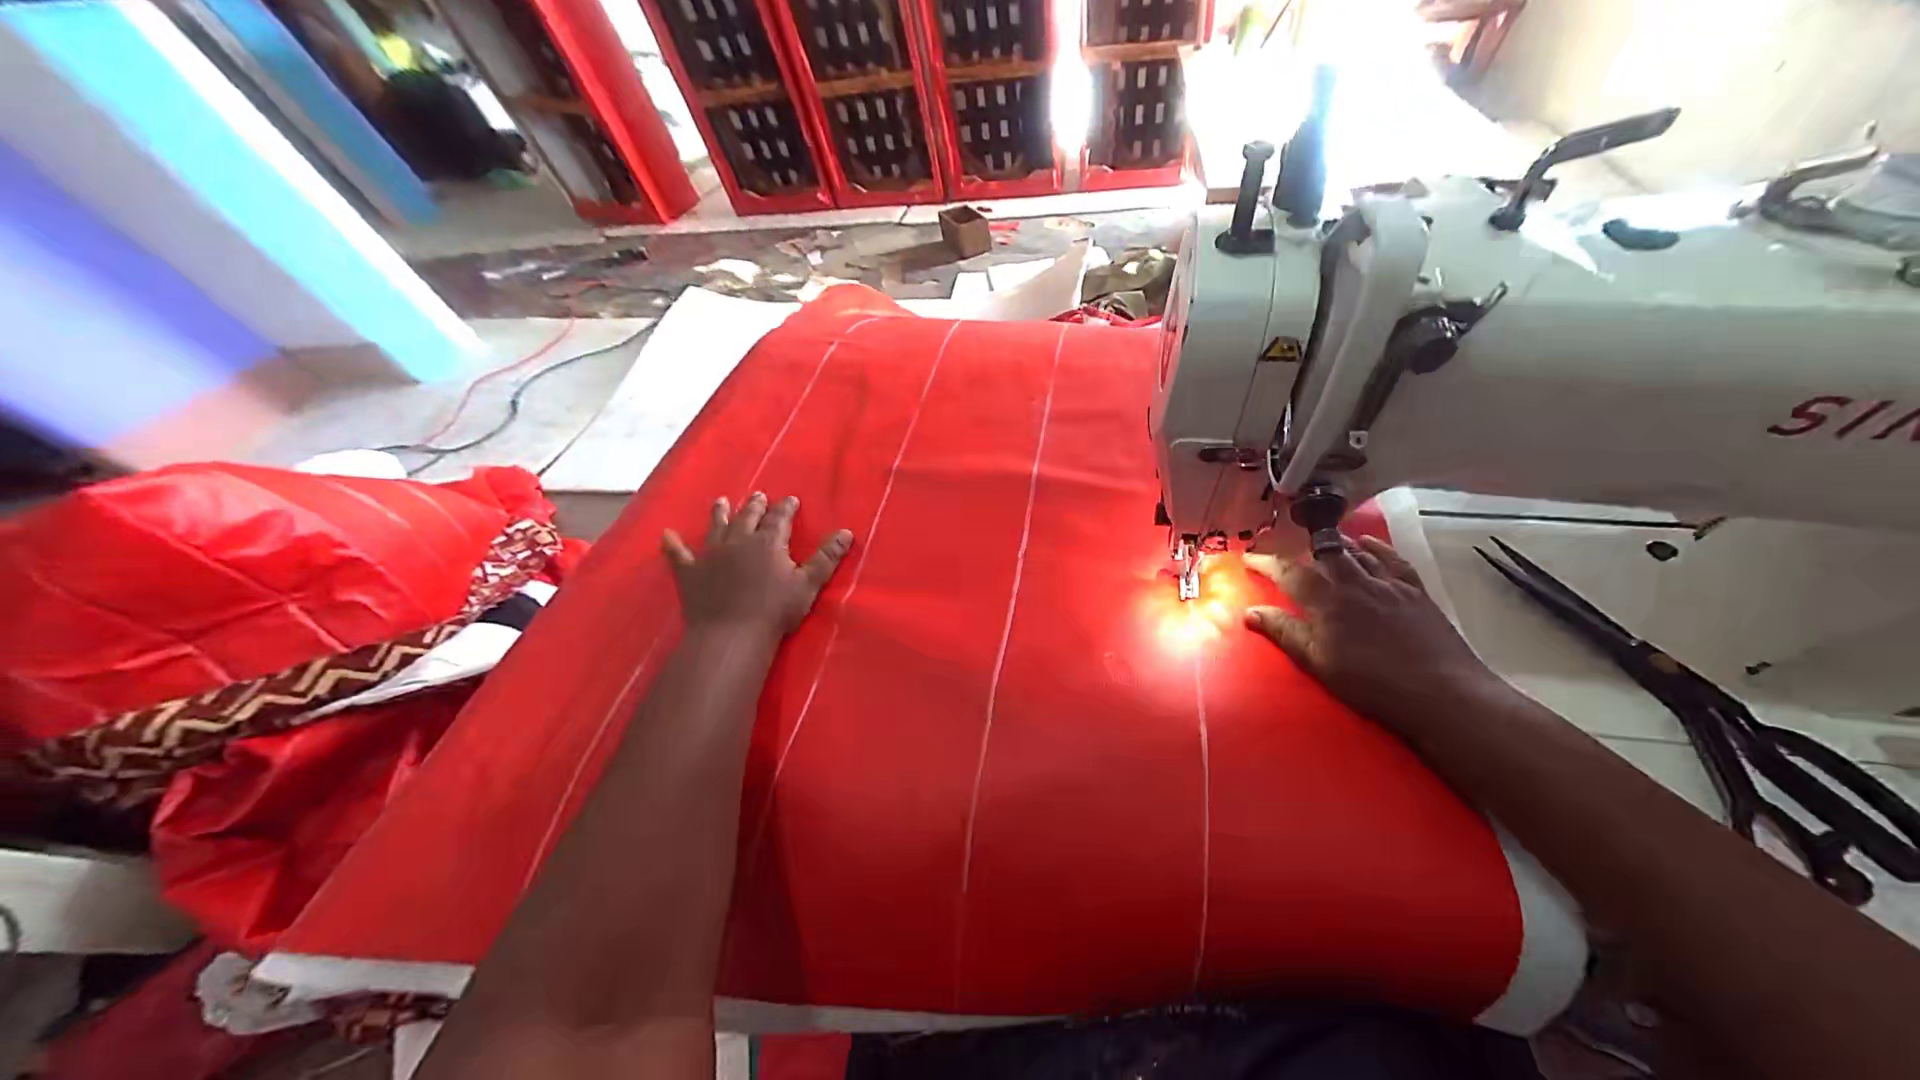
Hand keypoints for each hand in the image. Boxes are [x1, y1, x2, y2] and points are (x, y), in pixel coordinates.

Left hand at [662, 493, 853, 638]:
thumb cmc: (775, 611)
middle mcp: (738, 540)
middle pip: (747, 516)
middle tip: (758, 495)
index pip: (780, 518)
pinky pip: (678, 555)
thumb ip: (826, 557)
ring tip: (721, 501)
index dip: (786, 507)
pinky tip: (665, 535)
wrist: (731, 634)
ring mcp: (711, 555)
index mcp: (768, 542)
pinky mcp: (690, 573)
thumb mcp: (808, 584)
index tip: (790, 499)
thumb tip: (846, 532)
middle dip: (755, 505)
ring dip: (719, 513)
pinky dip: (672, 545)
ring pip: (716, 527)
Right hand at [1243, 536, 1503, 727]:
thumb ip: (1285, 633)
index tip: (1249, 558)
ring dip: (1336, 546)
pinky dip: (1376, 547)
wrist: (1442, 692)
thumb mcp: (1319, 663)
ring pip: (1357, 553)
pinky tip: (1367, 543)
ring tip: (1321, 545)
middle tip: (1289, 553)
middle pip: (1325, 553)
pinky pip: (1392, 559)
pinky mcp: (1415, 591)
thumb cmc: (1372, 683)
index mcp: (1329, 602)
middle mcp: (1357, 584)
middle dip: (1302, 549)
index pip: (1290, 574)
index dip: (1267, 563)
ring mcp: (1389, 584)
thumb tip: (1251, 612)